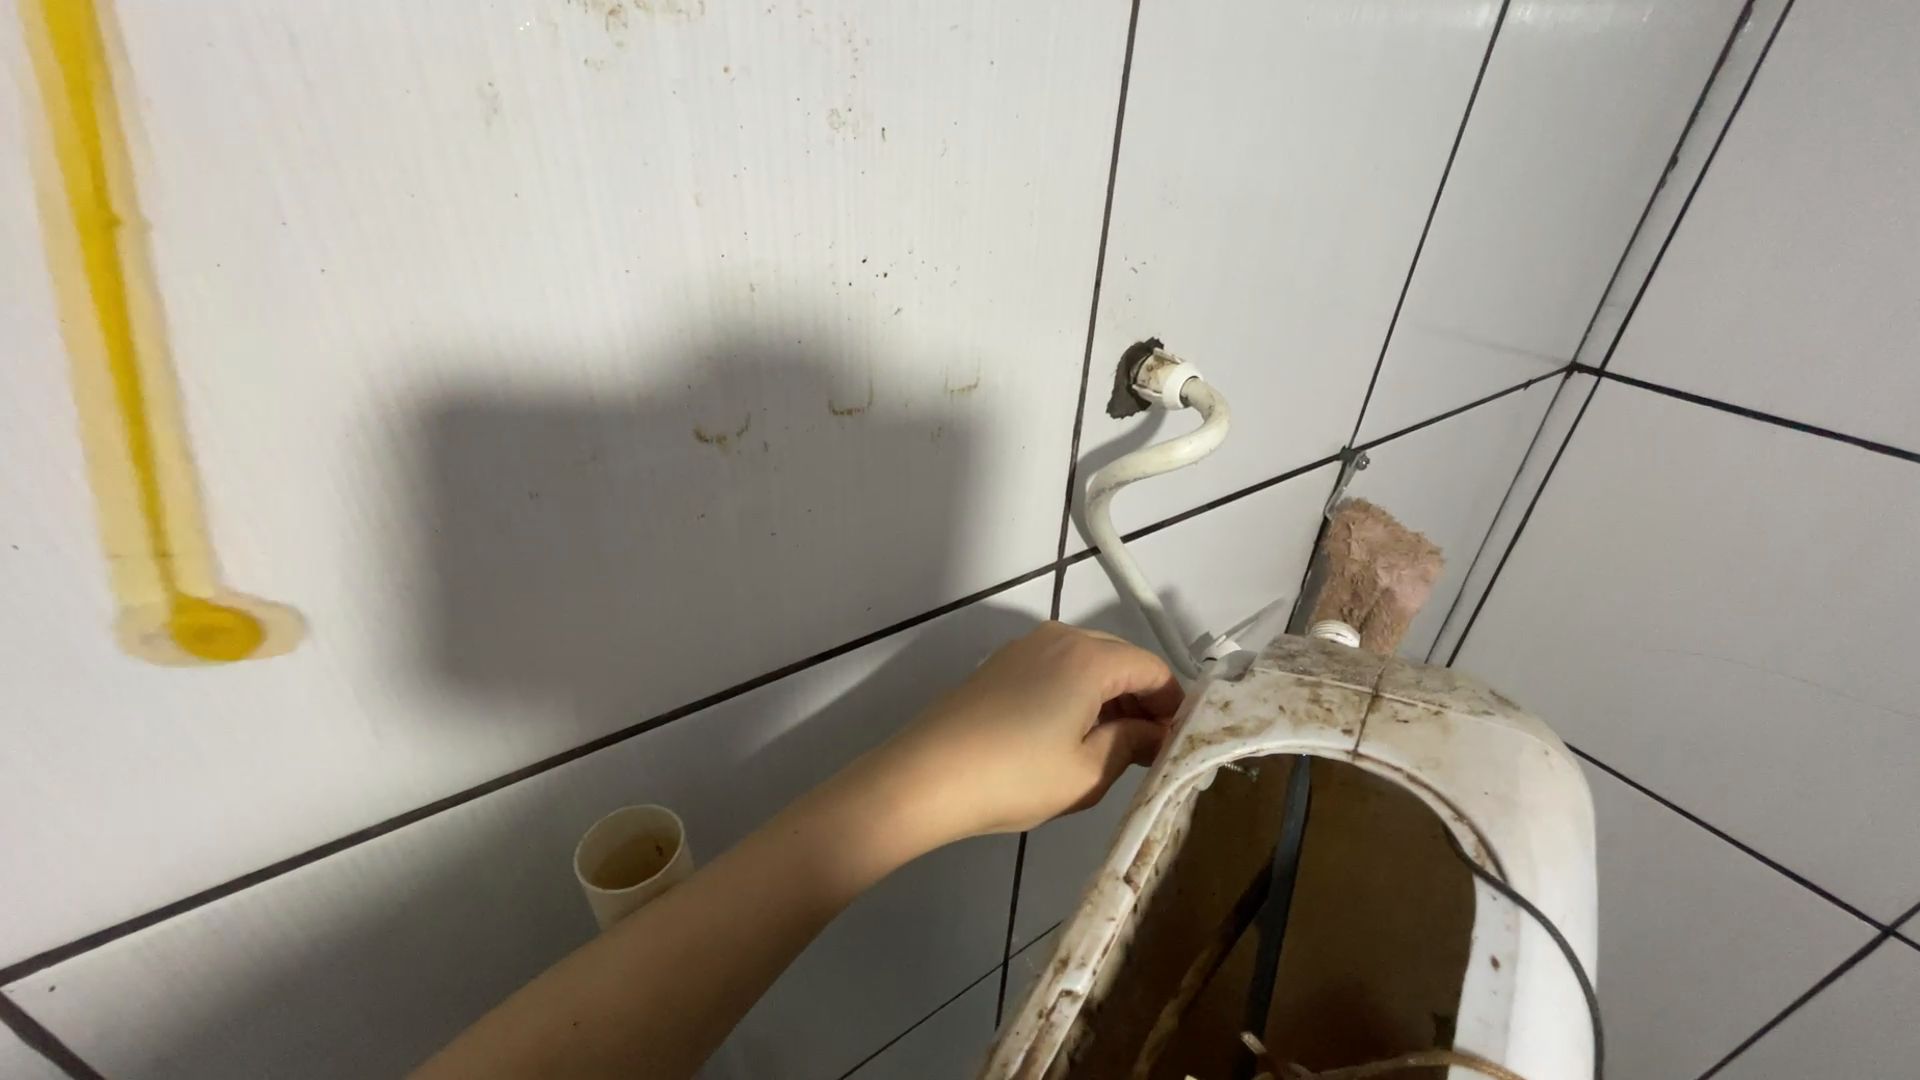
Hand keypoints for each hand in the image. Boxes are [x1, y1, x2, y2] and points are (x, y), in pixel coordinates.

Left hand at [849, 621, 1184, 849]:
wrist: (927, 775)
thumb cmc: (1015, 776)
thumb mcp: (1087, 771)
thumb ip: (1133, 743)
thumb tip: (1156, 733)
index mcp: (1089, 656)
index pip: (1153, 669)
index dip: (1173, 706)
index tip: (1176, 746)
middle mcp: (1059, 637)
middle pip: (1120, 659)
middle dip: (1141, 700)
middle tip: (1146, 751)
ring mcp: (1025, 647)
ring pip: (1087, 662)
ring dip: (1108, 697)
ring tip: (1109, 749)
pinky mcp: (1000, 664)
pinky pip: (1056, 669)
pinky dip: (1076, 694)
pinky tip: (1066, 734)